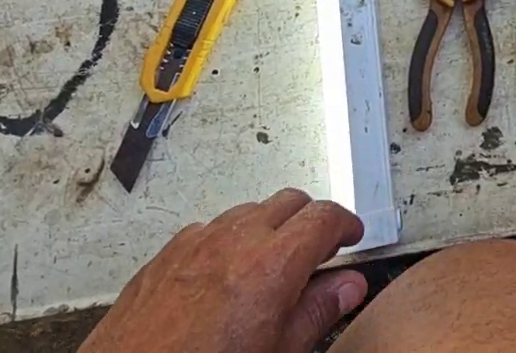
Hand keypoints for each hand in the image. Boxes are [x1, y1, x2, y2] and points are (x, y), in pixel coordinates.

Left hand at [81, 189, 367, 352]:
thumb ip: (317, 314)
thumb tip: (349, 286)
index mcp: (272, 264)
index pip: (325, 217)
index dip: (345, 224)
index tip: (350, 238)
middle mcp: (236, 240)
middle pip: (291, 201)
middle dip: (310, 220)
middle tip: (317, 252)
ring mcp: (197, 243)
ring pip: (250, 211)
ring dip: (269, 227)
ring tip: (271, 266)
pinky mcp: (165, 256)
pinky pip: (209, 229)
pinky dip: (228, 241)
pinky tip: (224, 276)